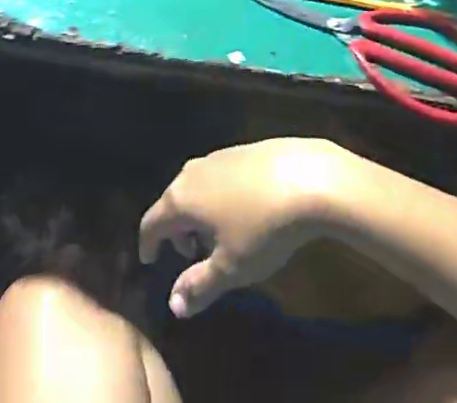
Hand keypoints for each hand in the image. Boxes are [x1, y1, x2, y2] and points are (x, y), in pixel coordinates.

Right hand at [138, 138, 361, 317]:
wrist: (308, 178)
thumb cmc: (263, 227)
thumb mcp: (232, 266)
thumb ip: (200, 285)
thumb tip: (174, 306)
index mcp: (179, 200)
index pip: (151, 223)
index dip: (148, 244)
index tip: (150, 260)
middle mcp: (188, 175)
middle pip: (171, 205)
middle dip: (176, 232)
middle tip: (192, 255)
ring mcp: (213, 159)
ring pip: (193, 190)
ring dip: (197, 215)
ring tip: (220, 236)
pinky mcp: (237, 151)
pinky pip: (214, 179)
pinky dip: (215, 198)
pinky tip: (242, 210)